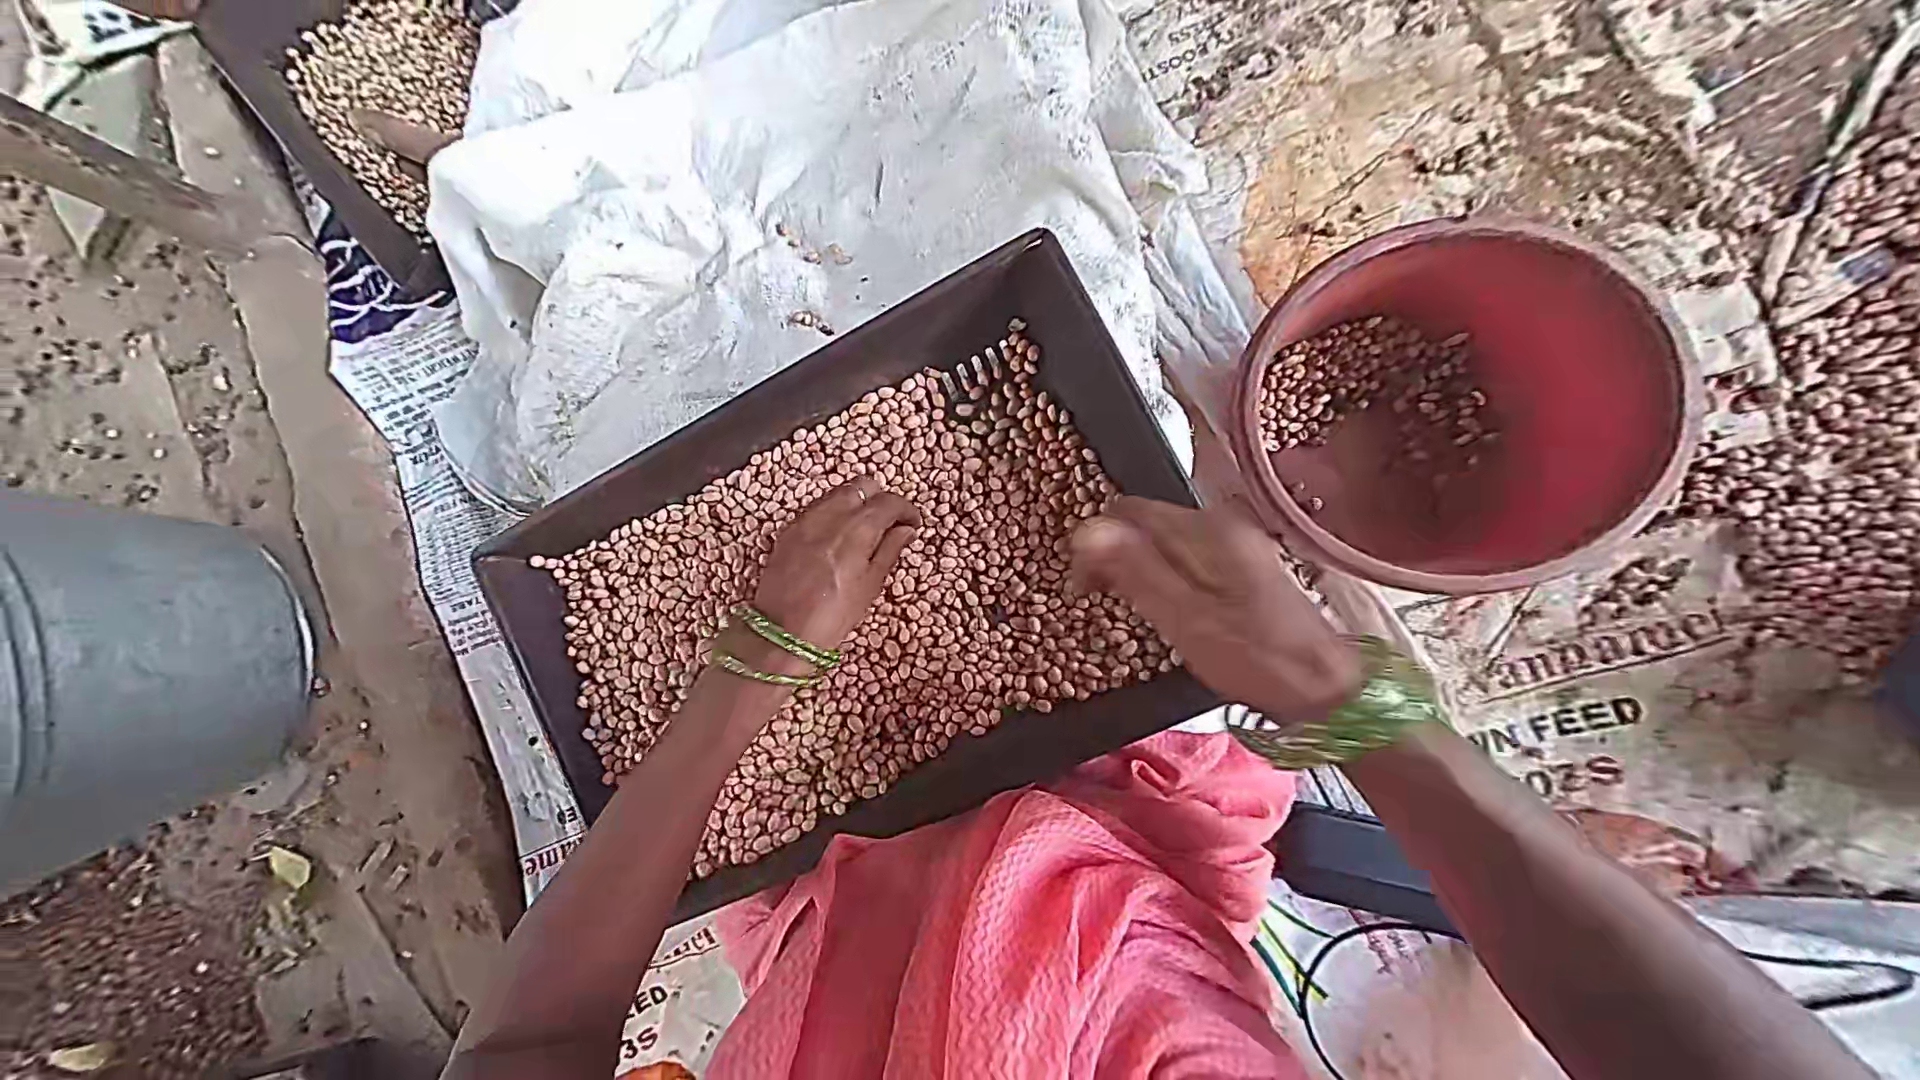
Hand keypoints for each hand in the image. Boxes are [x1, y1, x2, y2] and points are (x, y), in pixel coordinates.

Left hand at [753, 477, 920, 650]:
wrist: (783, 632)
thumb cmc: (833, 615)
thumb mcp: (871, 585)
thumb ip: (889, 550)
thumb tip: (905, 529)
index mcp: (857, 530)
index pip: (889, 502)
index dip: (906, 510)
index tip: (912, 523)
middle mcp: (830, 516)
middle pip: (862, 486)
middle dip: (880, 499)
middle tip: (889, 523)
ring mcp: (806, 520)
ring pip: (838, 493)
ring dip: (856, 504)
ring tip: (863, 531)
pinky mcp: (789, 530)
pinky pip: (818, 508)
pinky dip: (834, 514)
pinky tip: (838, 538)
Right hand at [1070, 496, 1359, 720]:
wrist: (1326, 688)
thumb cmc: (1254, 659)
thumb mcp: (1186, 618)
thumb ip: (1136, 570)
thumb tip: (1087, 530)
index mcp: (1207, 529)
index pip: (1126, 512)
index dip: (1096, 543)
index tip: (1085, 587)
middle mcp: (1220, 523)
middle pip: (1143, 522)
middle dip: (1114, 555)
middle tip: (1104, 601)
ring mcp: (1232, 541)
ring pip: (1160, 539)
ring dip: (1136, 567)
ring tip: (1134, 609)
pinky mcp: (1237, 562)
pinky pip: (1180, 554)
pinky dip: (1160, 574)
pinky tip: (1164, 606)